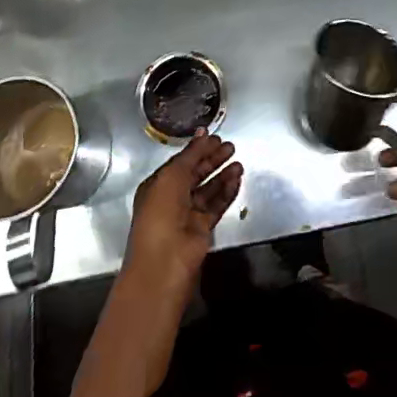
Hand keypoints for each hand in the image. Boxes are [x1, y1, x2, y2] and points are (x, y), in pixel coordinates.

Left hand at [125, 133, 241, 286]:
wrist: (165, 261)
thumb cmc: (161, 213)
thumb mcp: (172, 176)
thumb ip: (190, 156)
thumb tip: (202, 135)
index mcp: (157, 184)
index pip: (179, 162)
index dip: (196, 149)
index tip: (212, 136)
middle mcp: (171, 197)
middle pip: (194, 173)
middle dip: (211, 159)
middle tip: (230, 146)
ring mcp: (187, 214)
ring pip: (207, 190)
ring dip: (222, 175)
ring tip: (238, 162)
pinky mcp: (203, 229)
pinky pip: (216, 205)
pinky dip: (227, 192)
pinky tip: (237, 180)